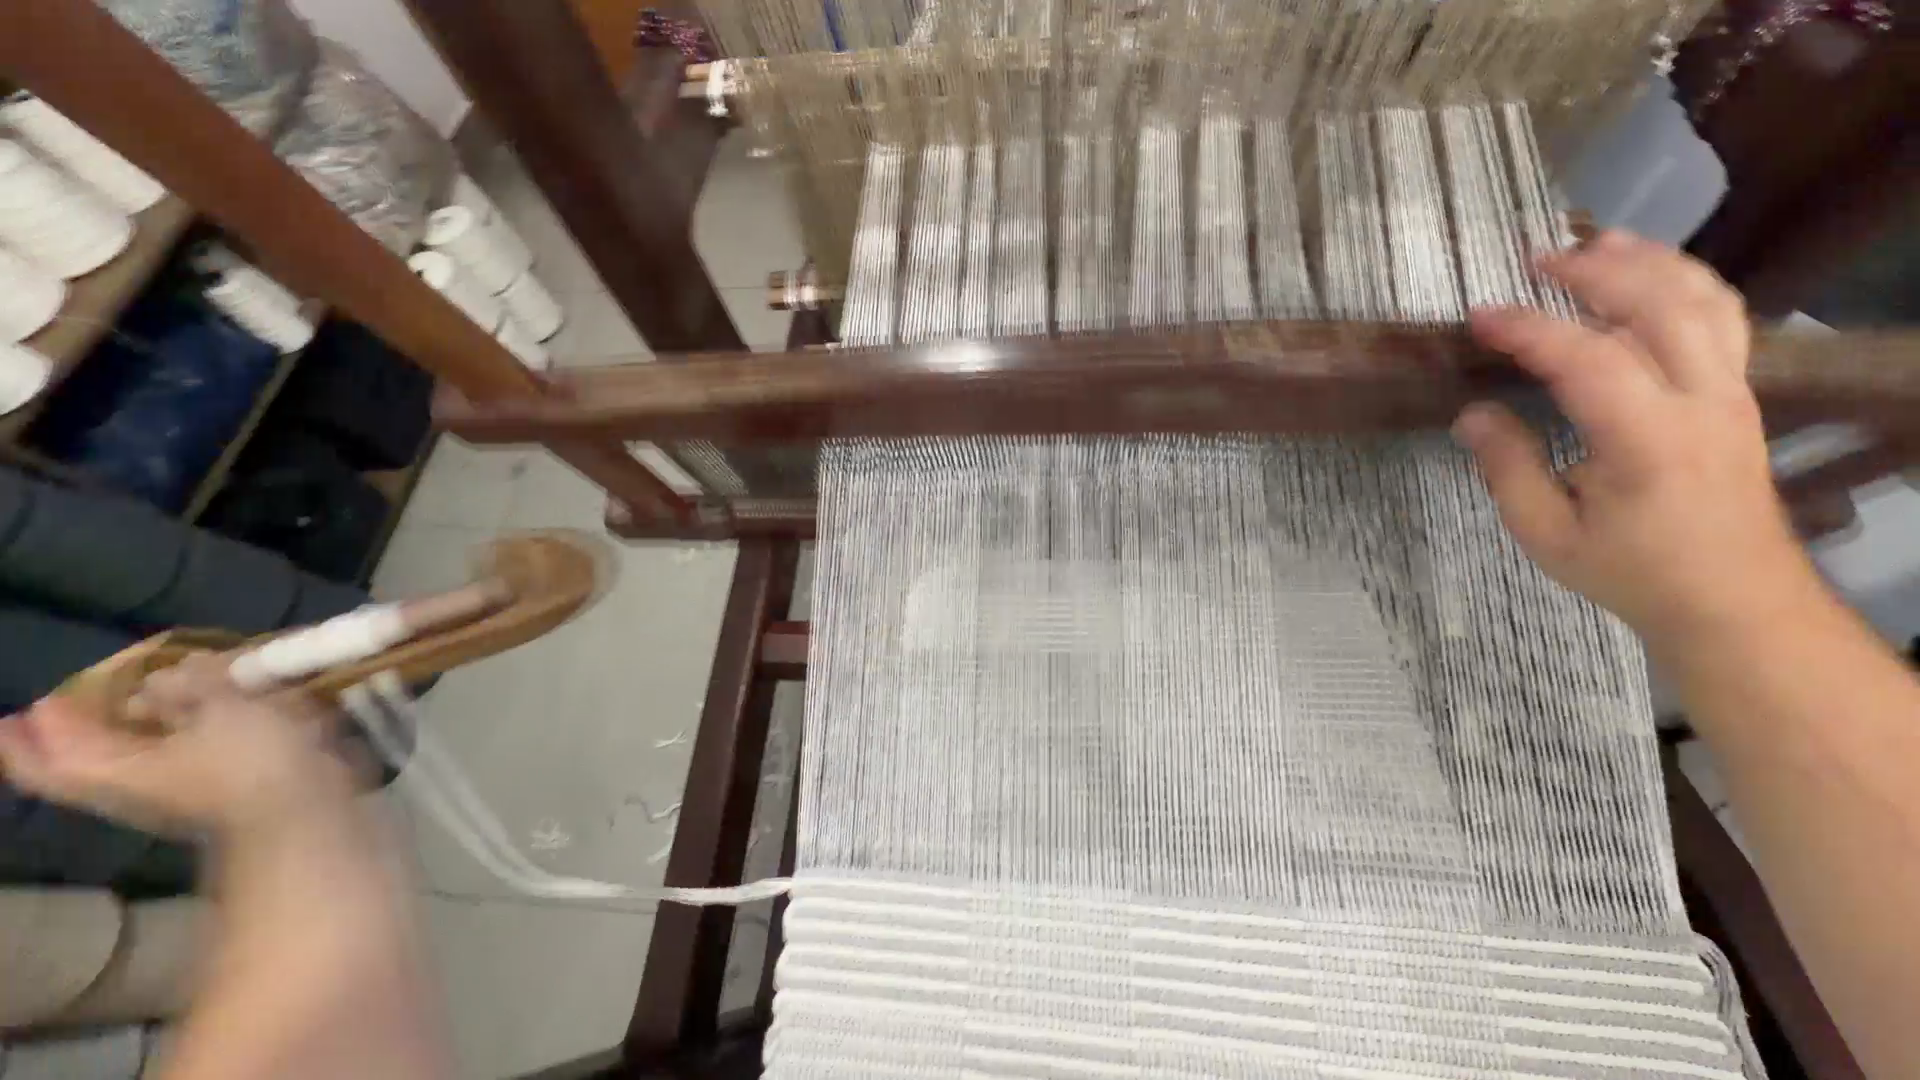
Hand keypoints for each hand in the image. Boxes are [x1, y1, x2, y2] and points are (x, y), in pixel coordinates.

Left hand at [0, 655, 353, 838]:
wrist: (304, 810)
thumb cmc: (251, 763)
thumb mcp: (221, 711)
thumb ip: (192, 686)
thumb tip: (171, 674)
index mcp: (119, 773)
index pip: (53, 760)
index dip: (31, 737)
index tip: (22, 710)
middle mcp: (140, 786)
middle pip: (95, 757)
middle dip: (88, 726)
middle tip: (87, 694)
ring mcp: (183, 788)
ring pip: (144, 755)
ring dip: (142, 725)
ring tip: (153, 692)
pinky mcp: (223, 785)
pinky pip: (190, 752)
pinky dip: (190, 729)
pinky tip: (212, 708)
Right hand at [1454, 231, 1810, 649]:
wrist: (1734, 599)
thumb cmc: (1632, 571)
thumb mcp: (1548, 534)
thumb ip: (1508, 469)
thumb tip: (1472, 414)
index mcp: (1646, 439)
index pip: (1586, 358)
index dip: (1529, 329)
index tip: (1480, 315)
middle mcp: (1700, 401)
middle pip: (1658, 306)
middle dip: (1594, 272)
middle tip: (1537, 260)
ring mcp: (1731, 392)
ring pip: (1702, 300)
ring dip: (1648, 263)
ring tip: (1598, 244)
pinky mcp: (1739, 395)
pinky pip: (1723, 318)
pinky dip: (1684, 284)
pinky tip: (1650, 278)